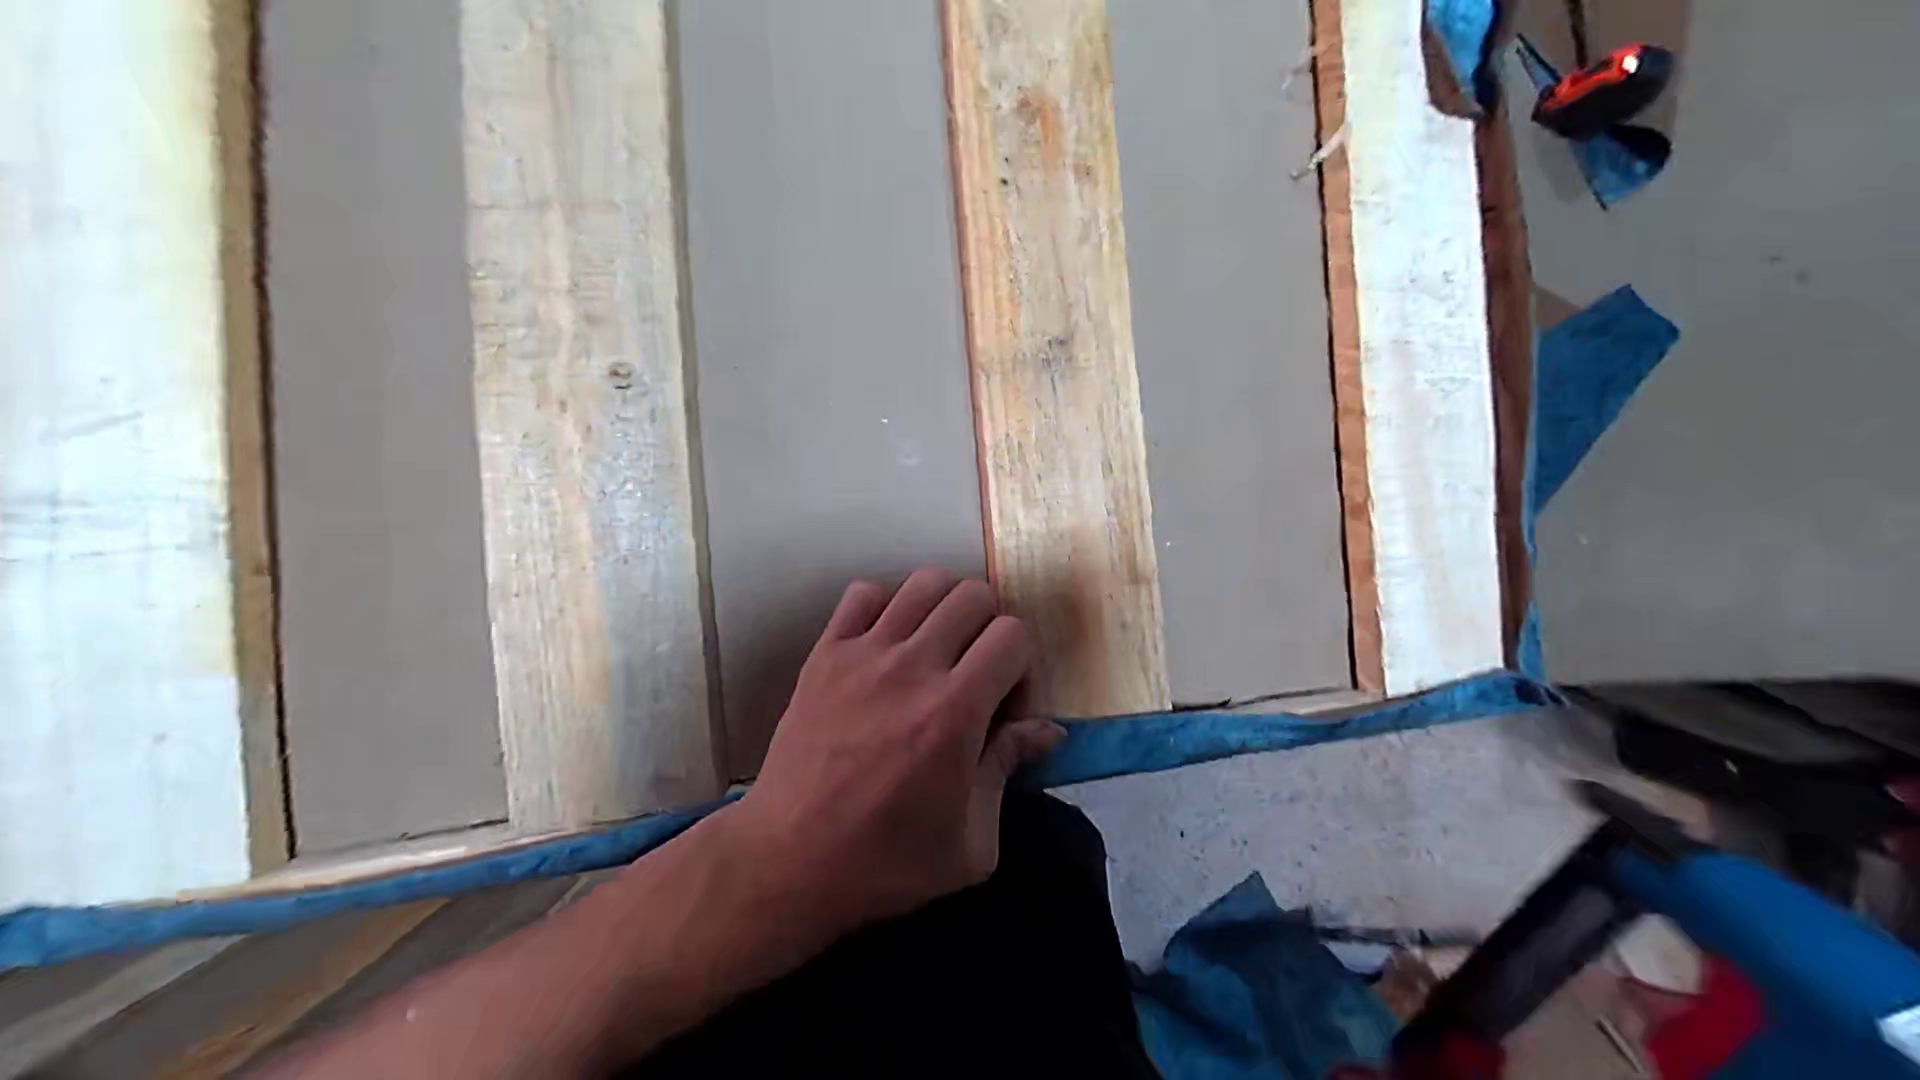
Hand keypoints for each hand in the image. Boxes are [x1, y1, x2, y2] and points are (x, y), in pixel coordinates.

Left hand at [731, 567, 1065, 931]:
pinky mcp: (825, 653)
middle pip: (974, 595)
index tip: (1005, 701)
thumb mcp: (971, 843)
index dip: (1021, 663)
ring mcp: (863, 653)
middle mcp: (912, 667)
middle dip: (990, 626)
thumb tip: (1048, 729)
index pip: (1012, 634)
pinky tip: (887, 643)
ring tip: (936, 648)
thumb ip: (1008, 769)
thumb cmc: (886, 862)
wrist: (789, 861)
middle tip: (976, 670)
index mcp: (955, 711)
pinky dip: (886, 605)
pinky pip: (863, 594)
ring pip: (924, 582)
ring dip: (944, 607)